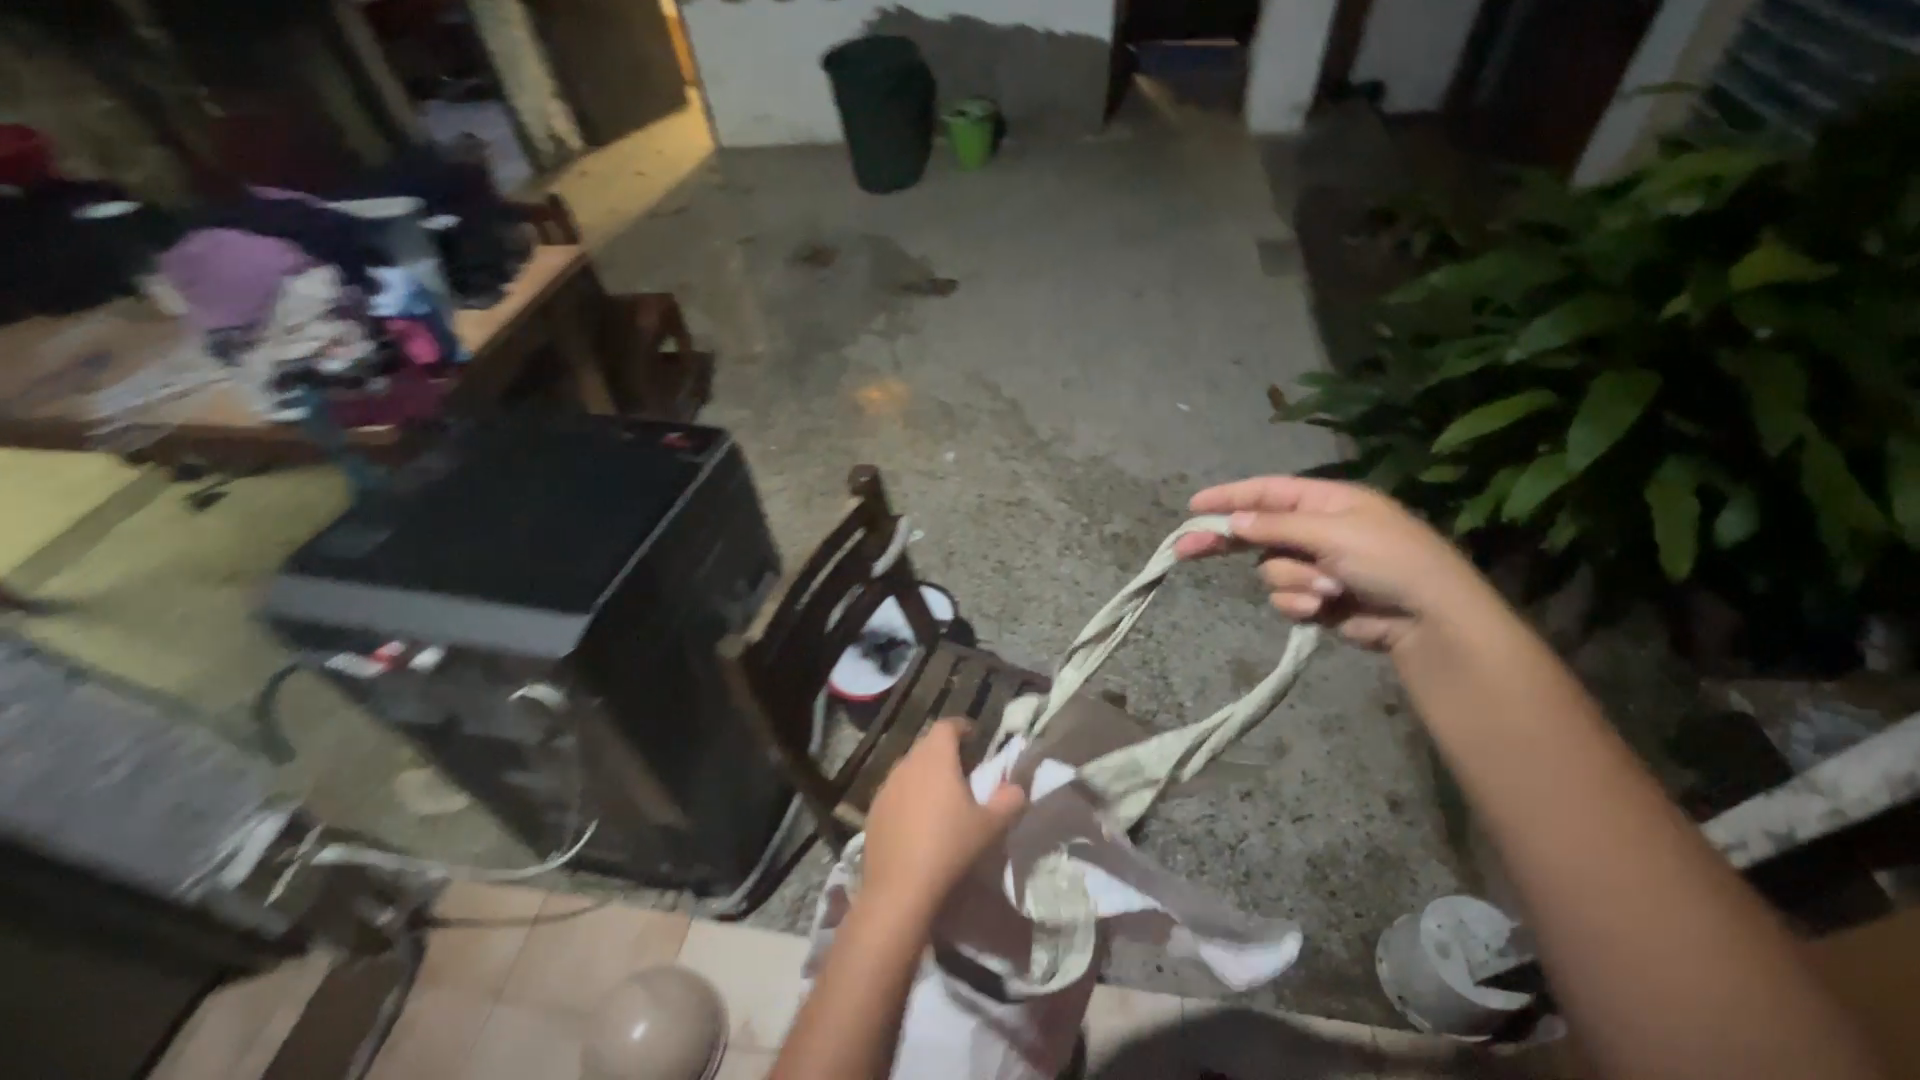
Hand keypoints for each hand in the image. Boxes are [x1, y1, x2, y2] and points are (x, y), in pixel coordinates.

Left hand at [863, 718, 1026, 914]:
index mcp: (936, 759)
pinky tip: (918, 822)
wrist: (900, 887)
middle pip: (926, 746)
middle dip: (944, 752)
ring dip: (925, 775)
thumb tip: (1016, 788)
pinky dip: (909, 798)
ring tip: (941, 797)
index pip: (946, 727)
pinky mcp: (873, 812)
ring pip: (908, 770)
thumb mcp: (990, 826)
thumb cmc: (950, 847)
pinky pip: (895, 794)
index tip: (974, 736)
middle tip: (963, 769)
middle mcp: (907, 765)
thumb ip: (1009, 801)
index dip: (962, 727)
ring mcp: (886, 788)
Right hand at [1174, 476, 1490, 651]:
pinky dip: (1300, 603)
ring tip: (1327, 590)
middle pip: (1257, 531)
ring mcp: (1317, 566)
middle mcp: (1317, 530)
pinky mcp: (1318, 599)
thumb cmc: (1389, 561)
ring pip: (1270, 570)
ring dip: (1292, 581)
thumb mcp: (1333, 533)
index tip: (1193, 507)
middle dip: (1228, 541)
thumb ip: (1277, 525)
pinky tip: (1324, 608)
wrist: (1429, 619)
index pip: (1266, 492)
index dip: (1228, 497)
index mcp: (1327, 501)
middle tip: (1185, 550)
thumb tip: (1234, 520)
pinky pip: (1285, 597)